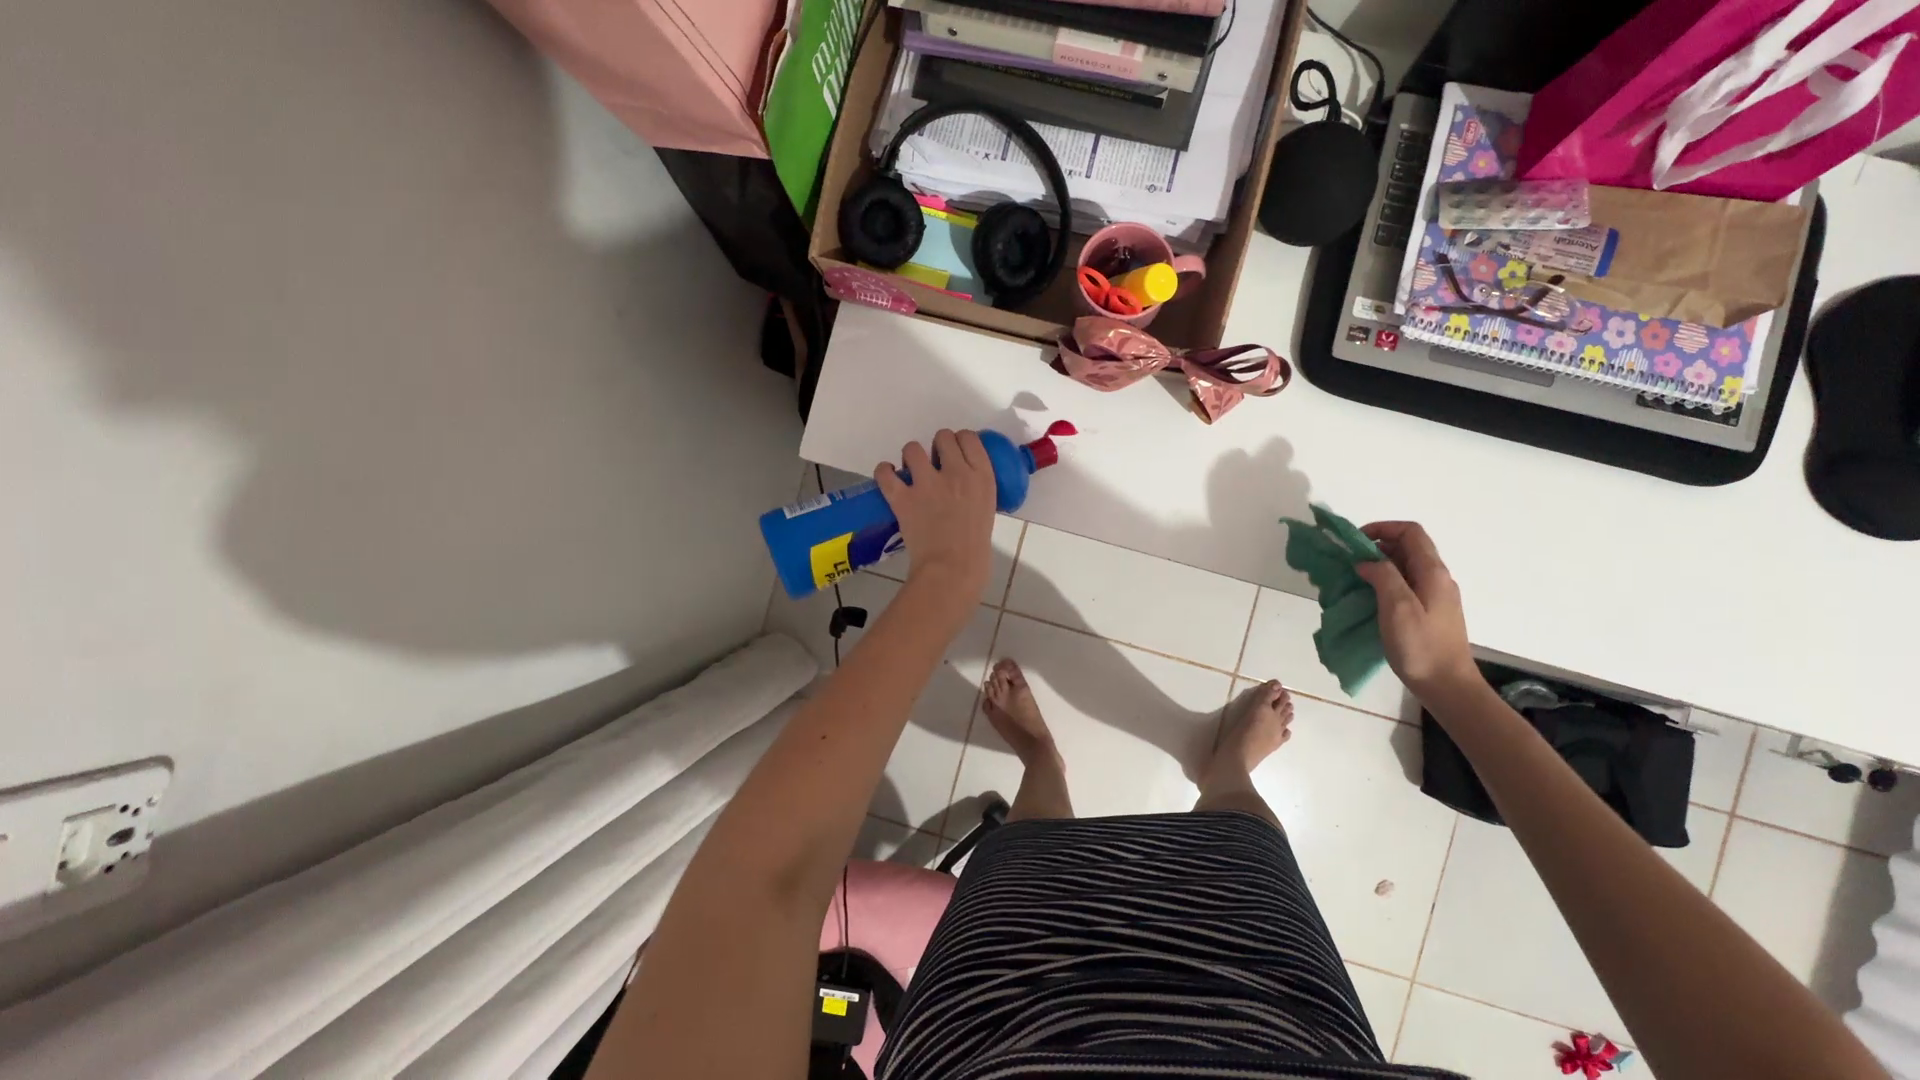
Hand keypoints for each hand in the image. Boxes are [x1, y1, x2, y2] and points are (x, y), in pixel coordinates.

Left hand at [875, 429, 996, 604]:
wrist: (952, 571)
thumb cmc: (975, 551)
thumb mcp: (986, 512)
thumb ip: (976, 494)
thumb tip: (963, 490)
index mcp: (981, 477)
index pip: (969, 438)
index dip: (959, 441)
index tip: (955, 452)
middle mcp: (955, 473)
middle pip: (942, 437)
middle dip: (936, 447)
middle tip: (933, 465)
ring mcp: (927, 484)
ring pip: (913, 448)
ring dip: (911, 458)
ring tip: (910, 472)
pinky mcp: (903, 498)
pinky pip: (885, 473)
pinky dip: (884, 472)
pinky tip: (888, 478)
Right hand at [1356, 521, 1476, 696]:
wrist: (1447, 686)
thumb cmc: (1421, 647)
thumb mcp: (1397, 608)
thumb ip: (1383, 576)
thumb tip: (1367, 561)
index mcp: (1433, 573)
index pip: (1410, 532)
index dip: (1382, 528)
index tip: (1355, 542)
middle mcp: (1438, 579)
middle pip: (1409, 547)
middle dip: (1378, 546)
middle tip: (1351, 560)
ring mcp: (1436, 596)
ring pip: (1407, 566)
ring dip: (1381, 565)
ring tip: (1355, 578)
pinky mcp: (1430, 612)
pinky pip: (1407, 585)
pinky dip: (1387, 582)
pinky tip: (1371, 598)